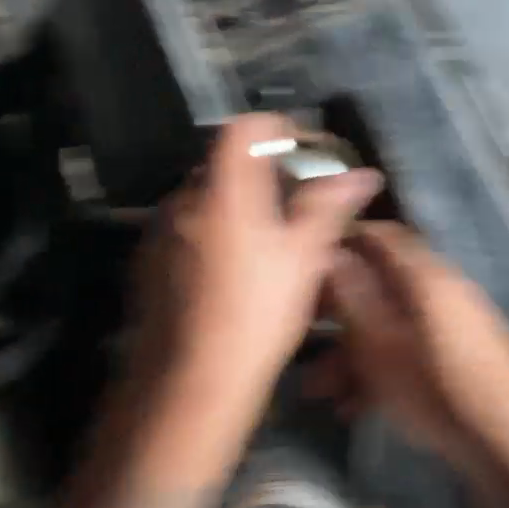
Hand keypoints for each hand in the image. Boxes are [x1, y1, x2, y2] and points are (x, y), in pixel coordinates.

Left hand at [131, 113, 382, 409]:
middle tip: (292, 203)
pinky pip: (185, 227)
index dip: (276, 129)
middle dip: (260, 173)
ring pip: (205, 197)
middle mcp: (185, 197)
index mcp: (223, 188)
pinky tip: (230, 271)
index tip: (302, 151)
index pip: (245, 127)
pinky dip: (210, 233)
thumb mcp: (303, 259)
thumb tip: (360, 174)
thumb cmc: (255, 314)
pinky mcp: (148, 257)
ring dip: (235, 205)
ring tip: (266, 242)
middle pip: (225, 161)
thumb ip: (327, 206)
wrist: (190, 380)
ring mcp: (161, 227)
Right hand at [308, 223, 508, 507]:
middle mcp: (444, 290)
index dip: (342, 241)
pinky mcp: (466, 360)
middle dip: (340, 312)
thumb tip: (329, 253)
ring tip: (322, 390)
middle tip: (306, 329)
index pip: (380, 235)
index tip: (309, 260)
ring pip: (393, 324)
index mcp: (426, 275)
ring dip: (354, 352)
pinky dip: (384, 370)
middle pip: (381, 285)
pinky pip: (413, 350)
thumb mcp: (380, 344)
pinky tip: (356, 406)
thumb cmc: (438, 389)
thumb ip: (352, 296)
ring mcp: (458, 326)